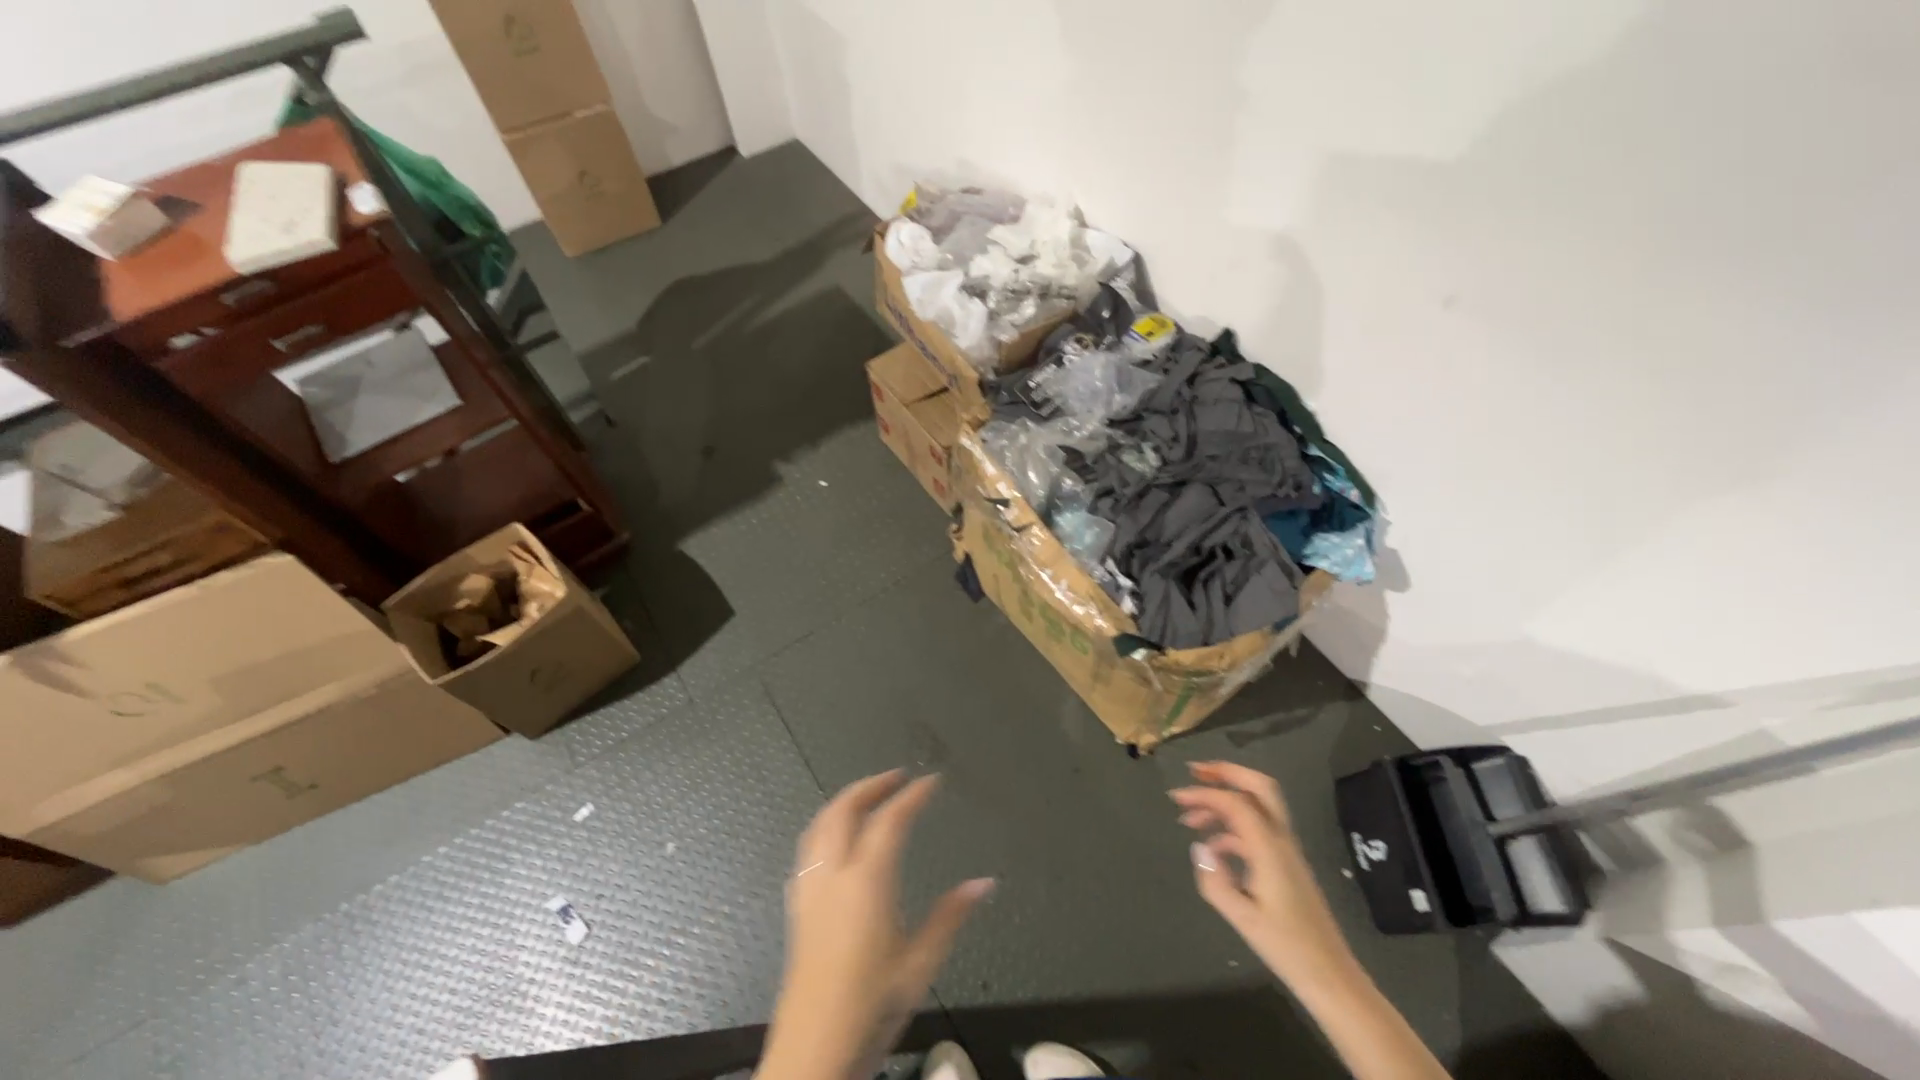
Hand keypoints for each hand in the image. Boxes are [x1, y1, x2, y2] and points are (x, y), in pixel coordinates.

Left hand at [758, 770, 993, 1079]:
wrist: (813, 1046)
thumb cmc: (871, 1004)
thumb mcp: (920, 964)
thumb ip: (950, 917)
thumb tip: (985, 883)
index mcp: (866, 882)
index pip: (890, 821)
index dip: (912, 796)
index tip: (932, 781)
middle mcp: (832, 875)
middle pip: (843, 810)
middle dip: (870, 785)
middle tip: (897, 776)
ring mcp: (808, 889)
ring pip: (819, 824)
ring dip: (844, 801)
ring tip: (867, 797)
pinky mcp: (796, 907)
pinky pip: (807, 847)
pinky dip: (825, 825)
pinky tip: (836, 840)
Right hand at [1172, 761, 1355, 983]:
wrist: (1330, 974)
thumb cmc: (1286, 947)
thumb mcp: (1242, 917)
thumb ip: (1216, 880)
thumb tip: (1198, 846)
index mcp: (1270, 849)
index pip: (1236, 803)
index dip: (1205, 794)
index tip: (1176, 798)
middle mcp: (1282, 841)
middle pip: (1260, 788)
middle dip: (1228, 773)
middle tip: (1195, 772)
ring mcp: (1287, 851)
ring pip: (1258, 807)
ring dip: (1226, 801)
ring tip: (1191, 817)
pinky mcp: (1286, 865)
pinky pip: (1258, 830)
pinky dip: (1233, 826)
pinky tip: (1213, 847)